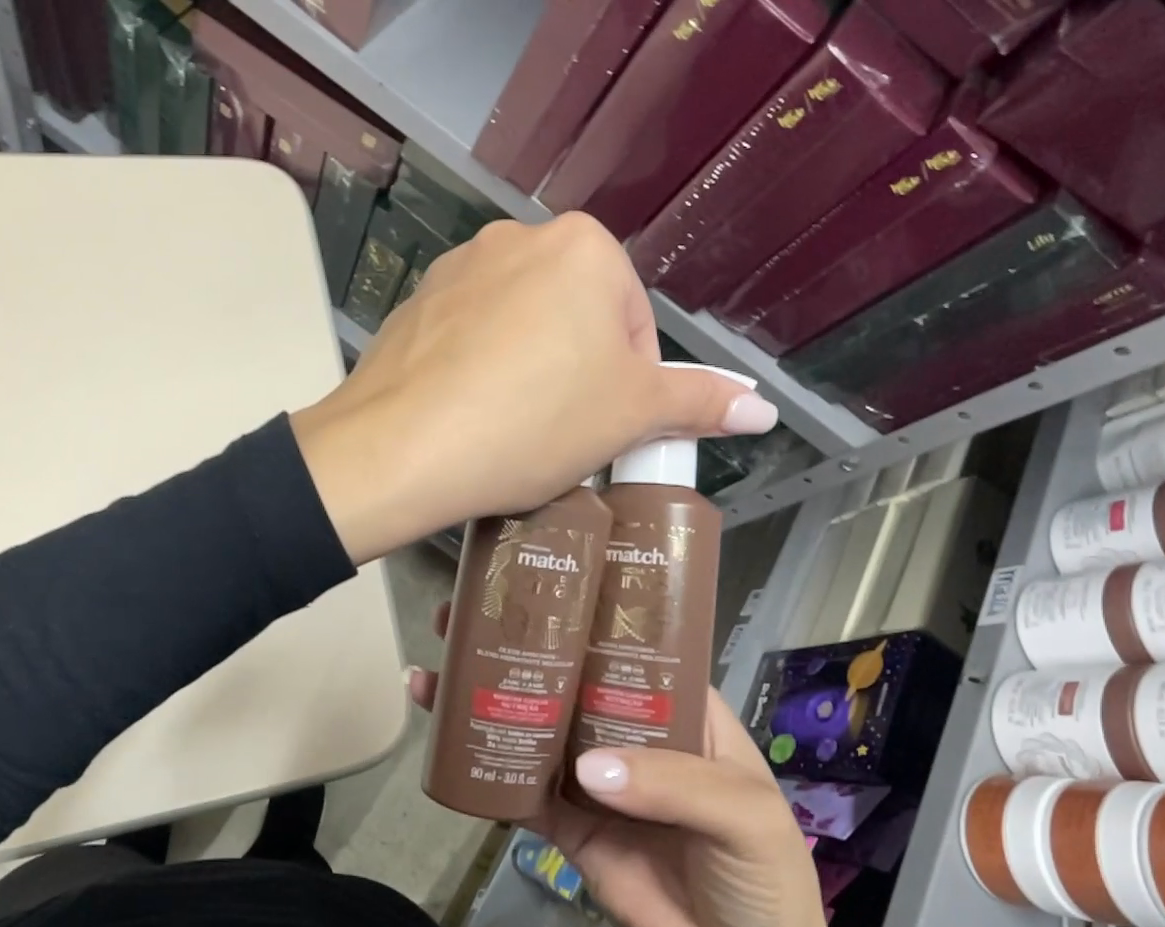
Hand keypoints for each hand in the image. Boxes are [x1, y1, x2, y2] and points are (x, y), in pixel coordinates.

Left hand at [292, 214, 777, 563]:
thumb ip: (699, 404)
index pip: (633, 325)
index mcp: (583, 247)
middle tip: (560, 438)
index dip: (628, 389)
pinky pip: (467, 342)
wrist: (401, 449)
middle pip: (575, 322)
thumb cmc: (533, 422)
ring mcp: (455, 270)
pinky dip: (478, 375)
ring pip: (519, 331)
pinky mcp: (412, 307)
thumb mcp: (629, 416)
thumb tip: (764, 409)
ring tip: (511, 433)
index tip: (603, 432)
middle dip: (578, 379)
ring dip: (529, 376)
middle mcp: (516, 239)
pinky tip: (469, 421)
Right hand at [409, 605, 846, 926]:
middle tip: (466, 614)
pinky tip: (444, 732)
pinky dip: (482, 763)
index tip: (540, 584)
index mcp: (683, 713)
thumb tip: (582, 767)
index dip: (590, 617)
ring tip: (438, 664)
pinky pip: (519, 787)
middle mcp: (631, 733)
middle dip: (521, 647)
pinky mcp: (564, 822)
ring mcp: (593, 778)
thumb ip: (673, 784)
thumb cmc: (762, 878)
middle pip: (569, 679)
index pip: (633, 650)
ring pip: (534, 725)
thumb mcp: (745, 818)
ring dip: (488, 695)